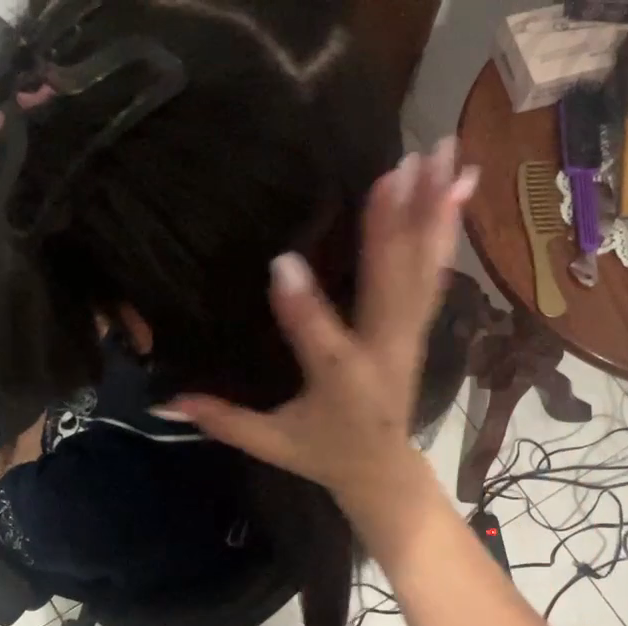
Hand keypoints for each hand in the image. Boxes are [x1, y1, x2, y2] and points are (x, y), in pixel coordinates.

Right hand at [162, 138, 477, 503]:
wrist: (382, 471)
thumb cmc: (321, 454)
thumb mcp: (270, 442)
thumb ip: (223, 421)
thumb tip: (164, 403)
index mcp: (340, 383)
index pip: (318, 343)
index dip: (301, 308)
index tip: (282, 263)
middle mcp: (382, 353)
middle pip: (390, 289)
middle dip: (393, 228)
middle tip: (398, 167)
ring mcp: (408, 336)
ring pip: (422, 271)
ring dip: (432, 211)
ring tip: (445, 153)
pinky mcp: (420, 325)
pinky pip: (437, 273)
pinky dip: (447, 229)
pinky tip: (463, 185)